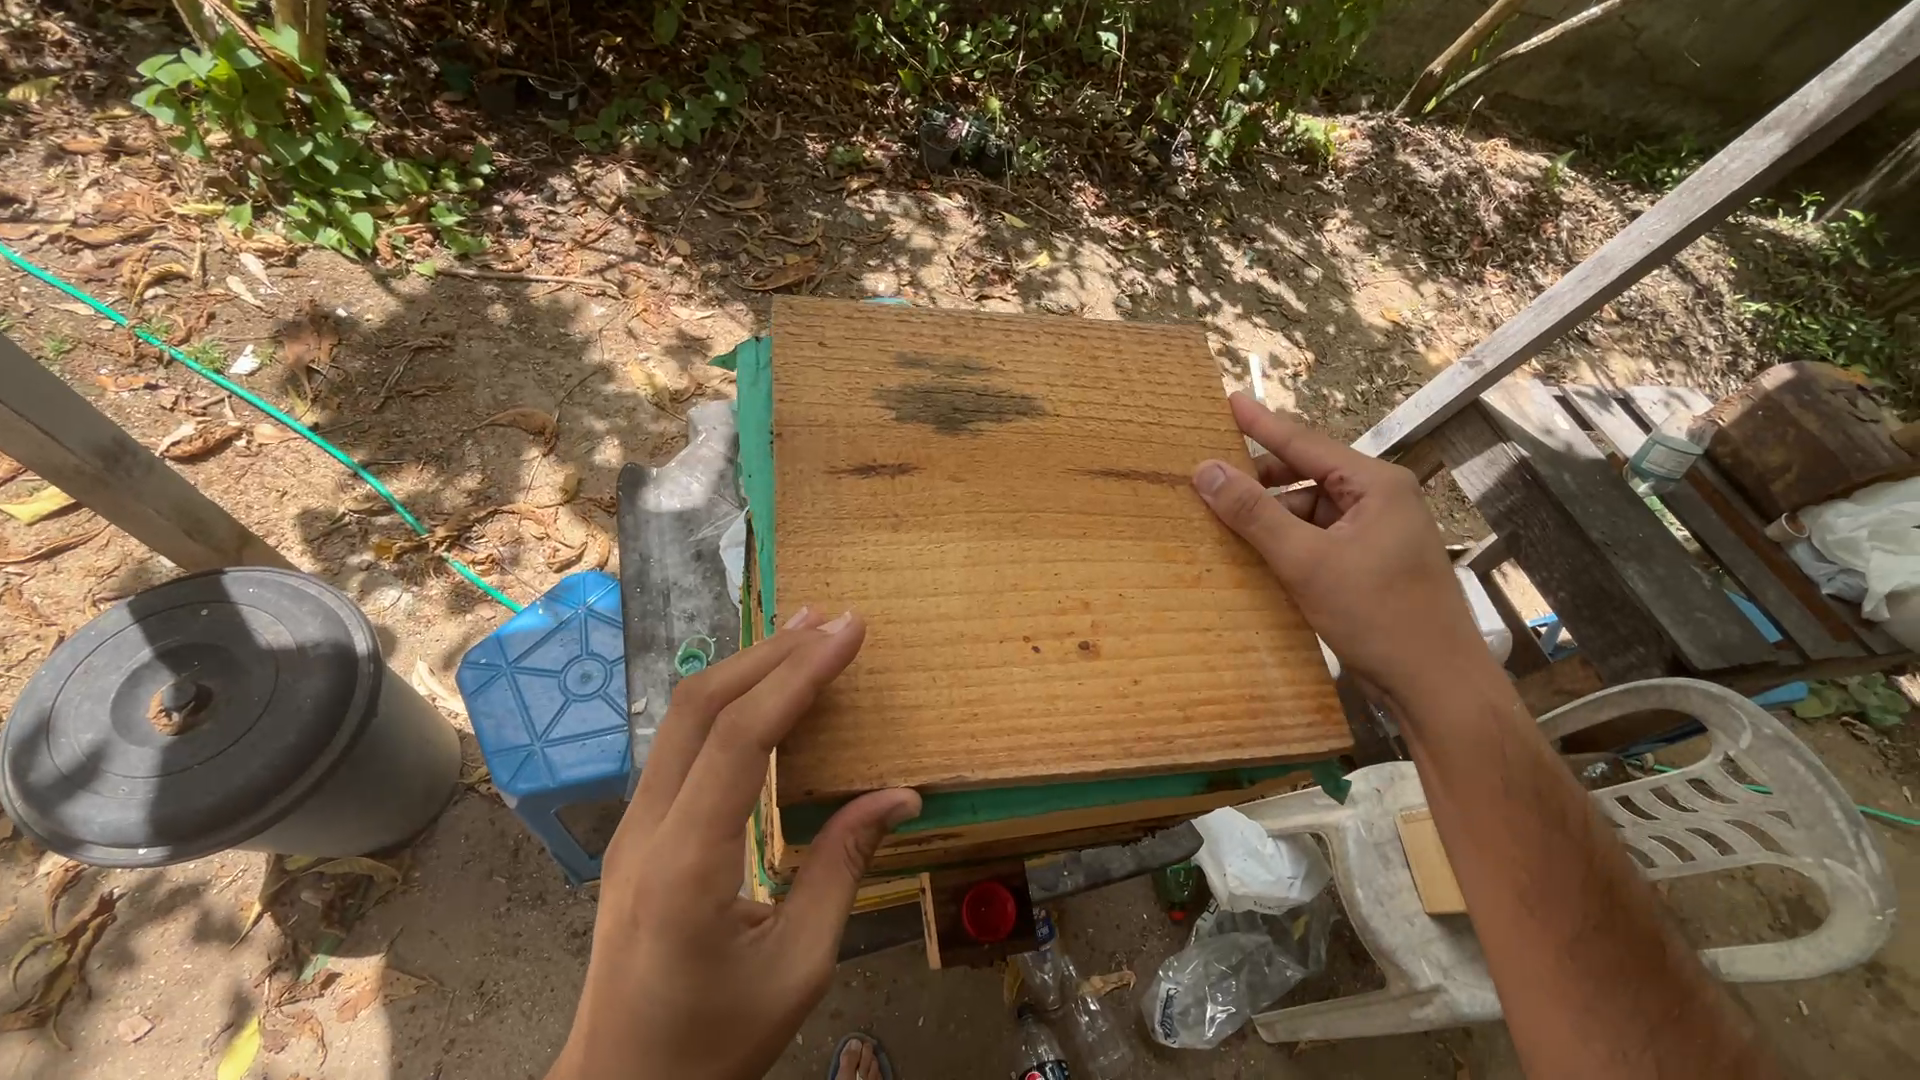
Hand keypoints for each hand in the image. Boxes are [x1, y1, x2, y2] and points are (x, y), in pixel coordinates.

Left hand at [549, 609, 920, 1079]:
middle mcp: (647, 827)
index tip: (848, 633)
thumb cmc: (715, 1039)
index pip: (745, 738)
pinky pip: (681, 744)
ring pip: (683, 718)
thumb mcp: (798, 966)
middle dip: (772, 653)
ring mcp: (632, 825)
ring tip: (802, 636)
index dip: (800, 674)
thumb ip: (844, 867)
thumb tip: (900, 794)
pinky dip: (728, 702)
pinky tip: (763, 694)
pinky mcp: (636, 831)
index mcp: (687, 864)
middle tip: (832, 620)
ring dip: (746, 668)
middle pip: (703, 707)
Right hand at [1191, 393, 1487, 701]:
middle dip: (1261, 481)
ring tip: (1227, 528)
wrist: (1436, 683)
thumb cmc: (1378, 614)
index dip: (1261, 424)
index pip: (1306, 442)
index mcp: (1376, 484)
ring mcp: (1377, 533)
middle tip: (1212, 483)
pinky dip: (1288, 544)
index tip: (1228, 402)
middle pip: (1307, 475)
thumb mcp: (1306, 561)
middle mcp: (1380, 499)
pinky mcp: (1370, 564)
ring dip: (1271, 518)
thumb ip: (1253, 513)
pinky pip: (1318, 538)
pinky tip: (1259, 558)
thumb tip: (1205, 471)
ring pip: (1310, 510)